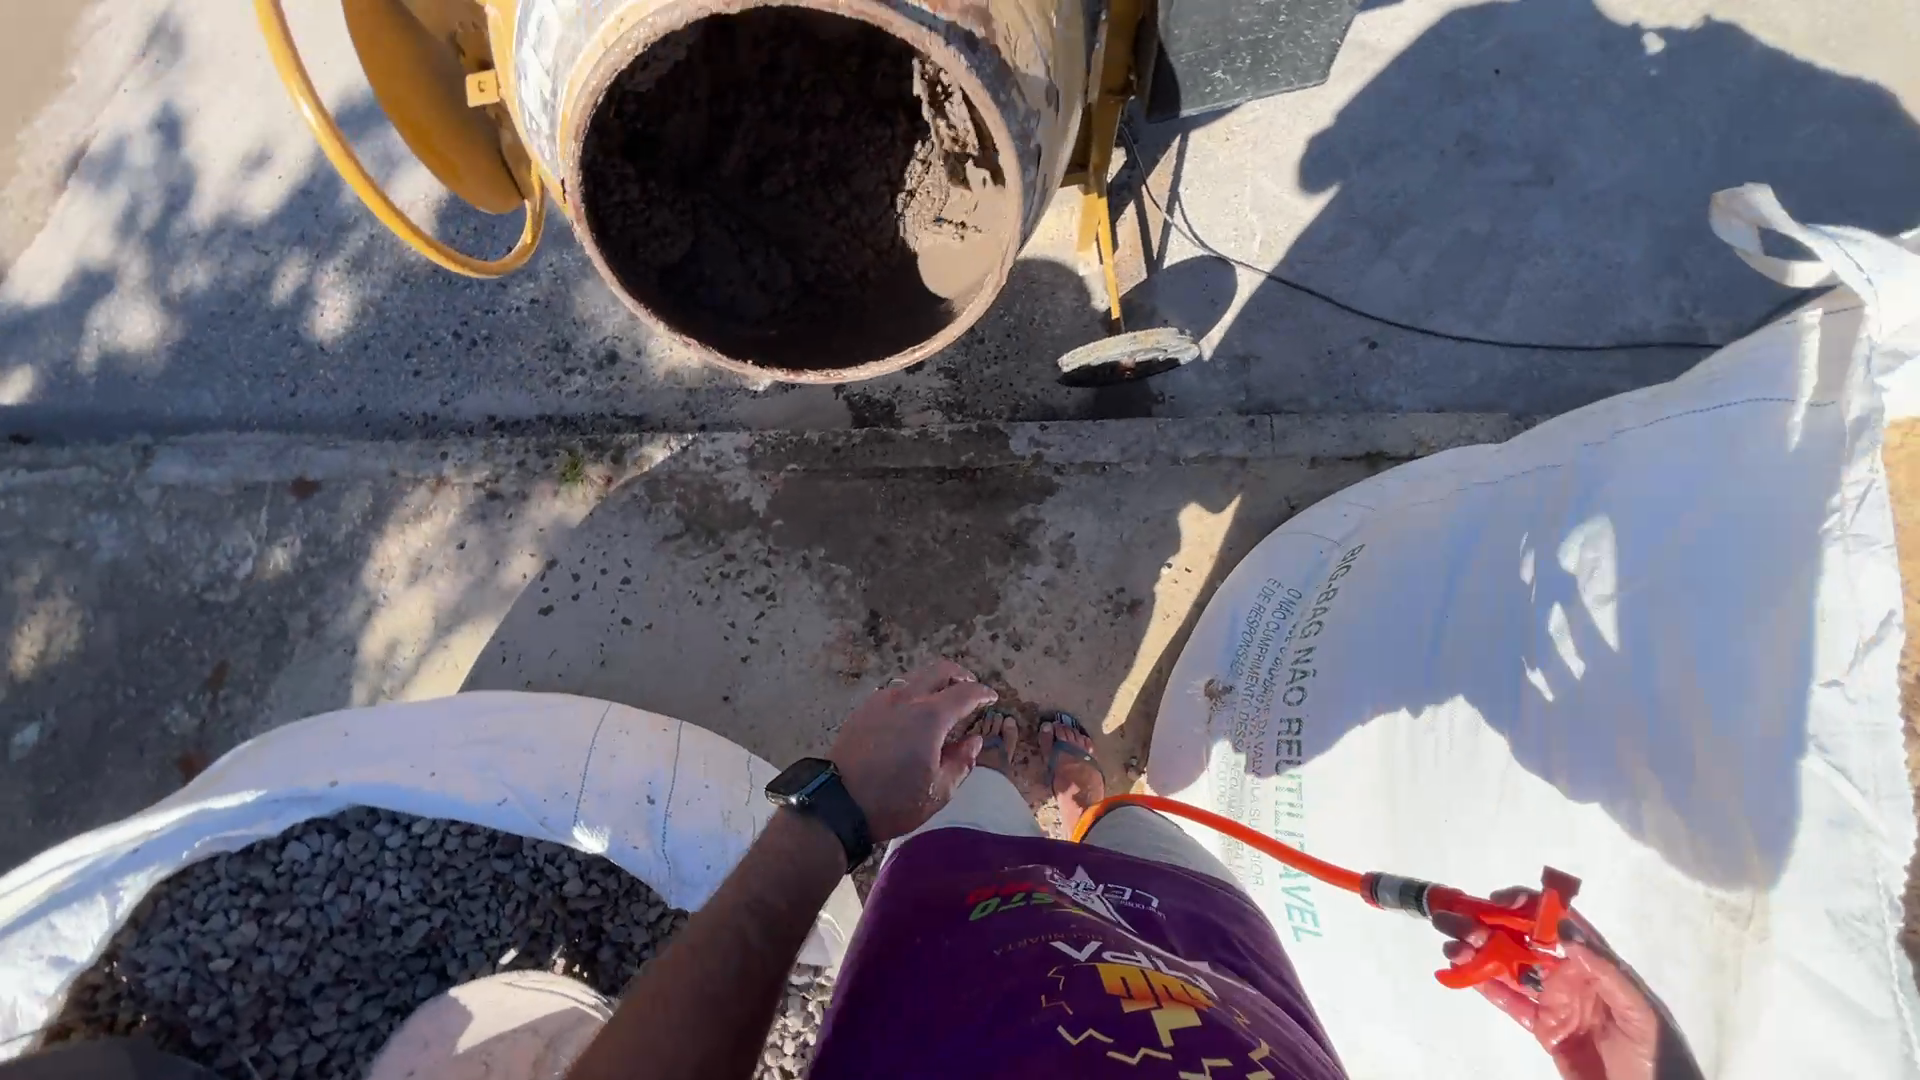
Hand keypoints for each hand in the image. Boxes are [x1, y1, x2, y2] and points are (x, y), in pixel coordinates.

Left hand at [828, 660, 997, 841]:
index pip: (965, 693)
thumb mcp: (939, 791)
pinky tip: (911, 715)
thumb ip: (962, 761)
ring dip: (933, 683)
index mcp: (930, 717)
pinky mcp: (863, 710)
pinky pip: (894, 692)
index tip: (992, 697)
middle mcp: (906, 699)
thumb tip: (974, 741)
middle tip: (969, 687)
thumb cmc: (894, 801)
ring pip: (914, 679)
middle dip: (960, 675)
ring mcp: (881, 701)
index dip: (982, 692)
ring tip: (940, 703)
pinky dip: (911, 694)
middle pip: (939, 670)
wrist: (838, 803)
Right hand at [1442, 893, 1700, 1079]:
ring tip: (1451, 950)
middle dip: (1486, 927)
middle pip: (1522, 941)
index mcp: (1594, 965)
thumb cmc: (1657, 1059)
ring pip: (1508, 967)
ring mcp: (1553, 1000)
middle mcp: (1569, 975)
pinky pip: (1509, 1000)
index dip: (1527, 905)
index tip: (1498, 900)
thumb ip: (1606, 973)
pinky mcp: (1542, 1026)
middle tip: (1454, 923)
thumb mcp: (1640, 1015)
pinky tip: (1460, 973)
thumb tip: (1564, 929)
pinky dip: (1482, 985)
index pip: (1557, 923)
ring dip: (1477, 954)